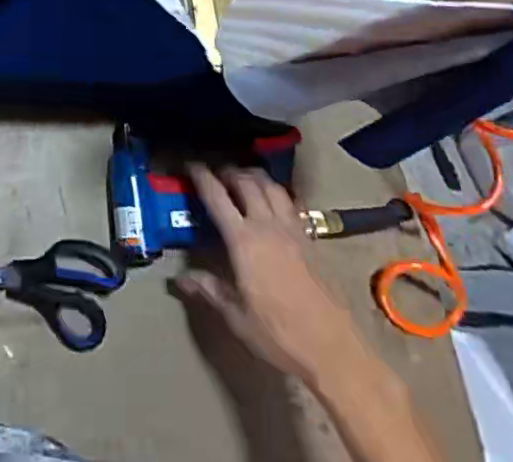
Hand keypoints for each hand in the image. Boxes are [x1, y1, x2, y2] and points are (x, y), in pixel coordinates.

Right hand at [178, 165, 367, 383]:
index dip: (202, 177)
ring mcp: (293, 230)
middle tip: (217, 173)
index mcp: (243, 241)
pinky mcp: (312, 239)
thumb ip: (209, 289)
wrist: (333, 348)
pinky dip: (277, 193)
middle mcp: (268, 226)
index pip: (217, 197)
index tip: (192, 165)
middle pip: (247, 183)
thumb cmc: (278, 334)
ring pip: (272, 187)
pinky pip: (292, 204)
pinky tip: (274, 202)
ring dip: (255, 177)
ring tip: (244, 179)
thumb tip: (179, 278)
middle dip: (230, 172)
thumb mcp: (236, 316)